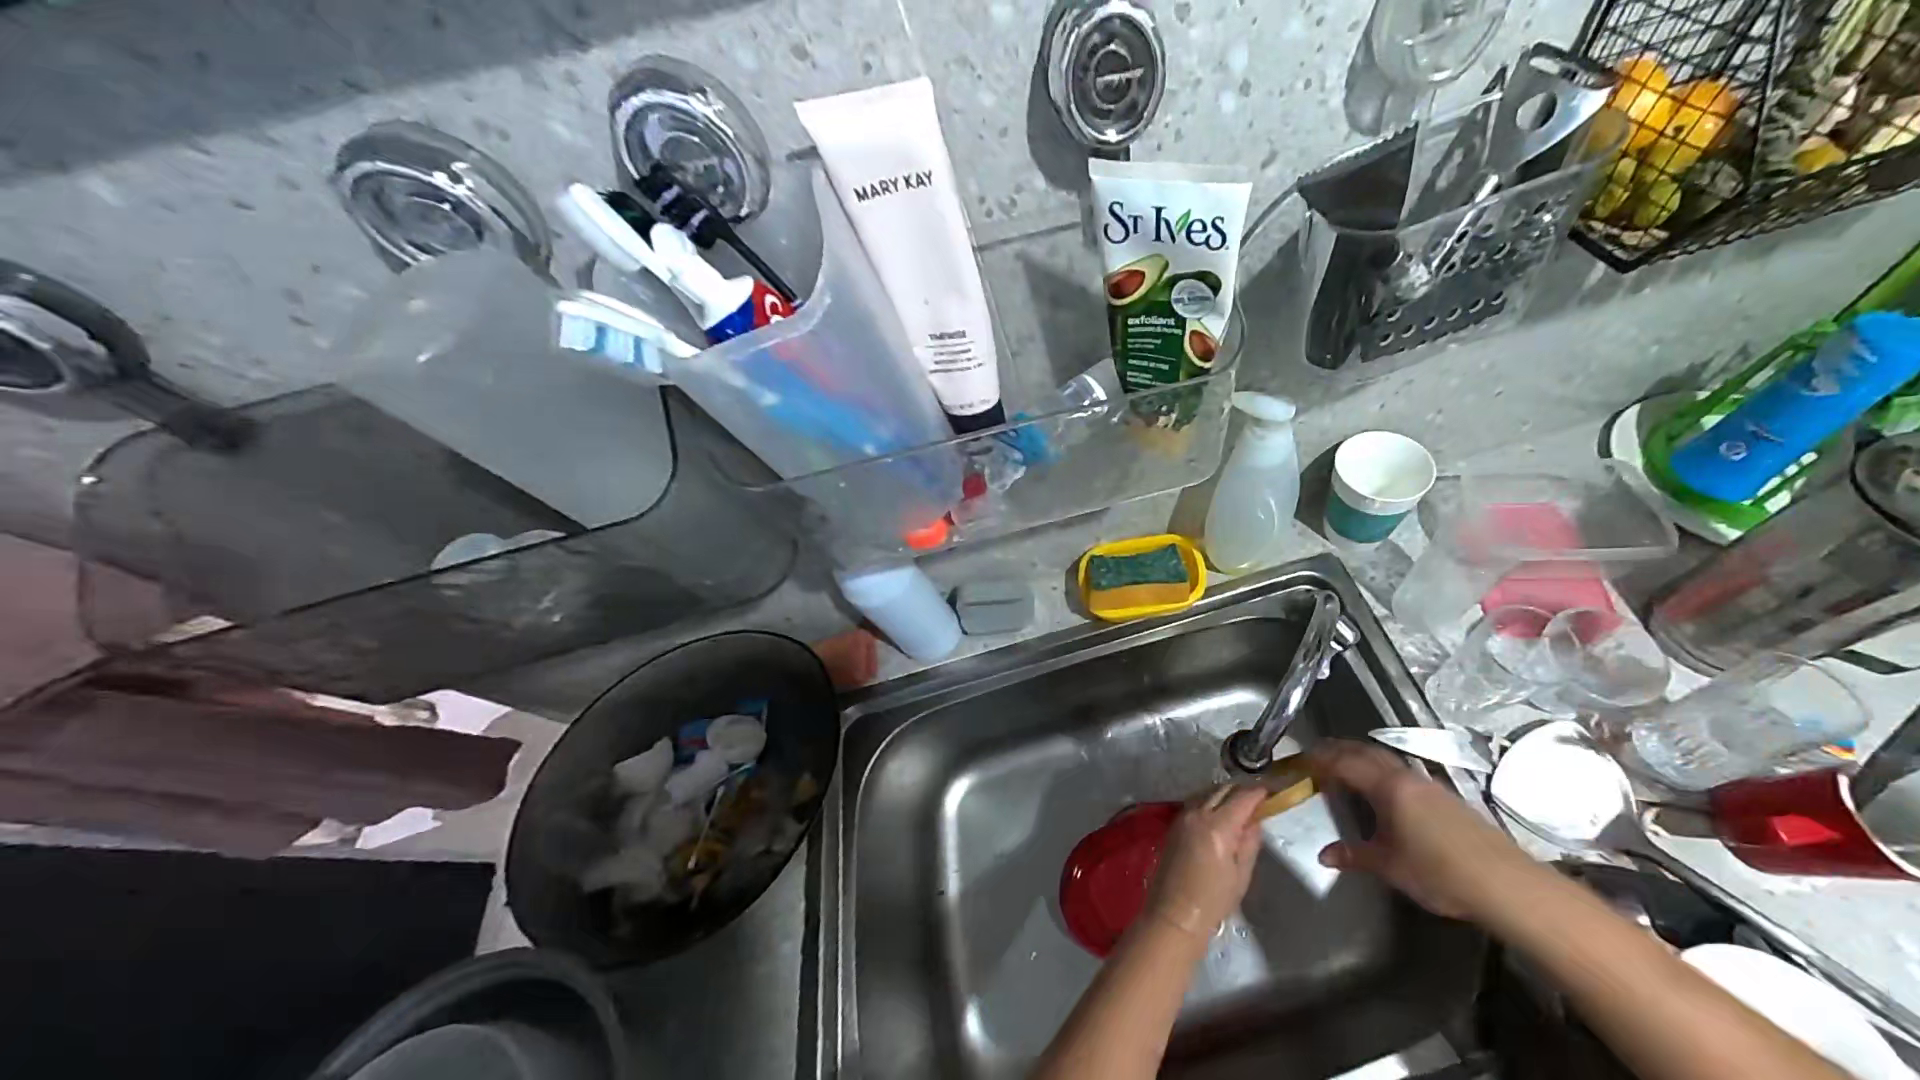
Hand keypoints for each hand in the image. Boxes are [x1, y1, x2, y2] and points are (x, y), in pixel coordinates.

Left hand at [1141, 786, 1266, 940]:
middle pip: (1222, 790)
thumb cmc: (1214, 899)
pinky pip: (1195, 803)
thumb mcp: (1241, 873)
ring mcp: (1182, 817)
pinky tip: (1219, 813)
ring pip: (1206, 793)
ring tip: (1240, 804)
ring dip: (1224, 794)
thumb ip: (1249, 842)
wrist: (1175, 911)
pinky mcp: (1174, 823)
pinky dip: (1209, 801)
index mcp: (1217, 826)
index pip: (1242, 798)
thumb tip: (1255, 820)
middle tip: (1258, 798)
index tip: (1271, 792)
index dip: (1258, 793)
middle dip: (1241, 790)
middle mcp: (1197, 814)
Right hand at [1305, 739, 1530, 919]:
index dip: (1320, 758)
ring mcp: (1431, 786)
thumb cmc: (1438, 872)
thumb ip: (1354, 856)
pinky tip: (1383, 791)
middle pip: (1366, 752)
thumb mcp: (1389, 866)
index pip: (1345, 762)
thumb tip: (1324, 856)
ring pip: (1387, 761)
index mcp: (1388, 787)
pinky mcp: (1448, 799)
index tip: (1301, 760)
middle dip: (1339, 750)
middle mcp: (1408, 778)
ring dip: (1362, 759)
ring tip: (1345, 769)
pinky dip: (1383, 772)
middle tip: (1317, 755)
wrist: (1507, 886)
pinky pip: (1404, 773)